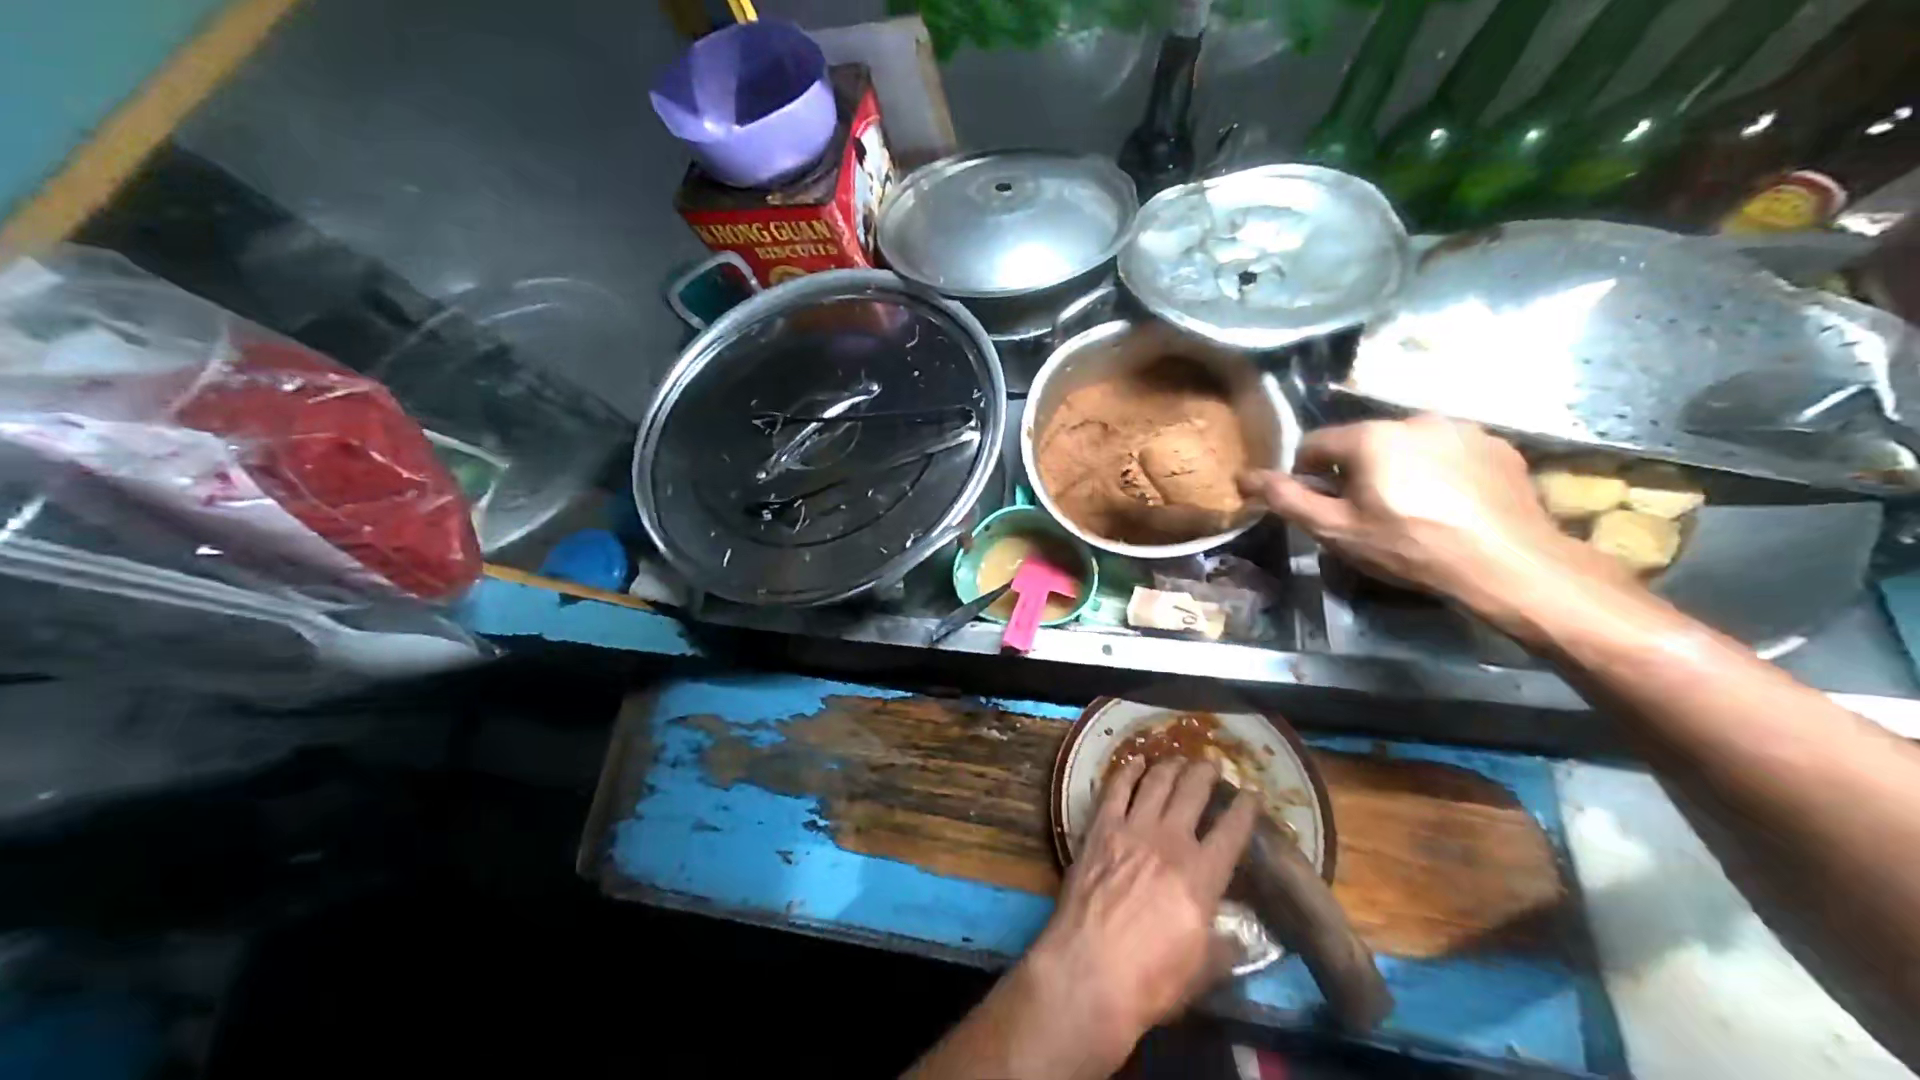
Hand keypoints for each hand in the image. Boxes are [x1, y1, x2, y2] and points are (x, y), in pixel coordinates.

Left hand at [1021, 759, 1257, 1062]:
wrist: (1089, 969)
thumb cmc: (1150, 978)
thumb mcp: (1202, 971)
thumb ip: (1223, 947)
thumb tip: (1238, 937)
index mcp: (1203, 876)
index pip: (1232, 832)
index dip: (1245, 810)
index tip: (1252, 794)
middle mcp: (1171, 841)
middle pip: (1193, 793)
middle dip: (1205, 774)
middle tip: (1212, 763)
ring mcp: (1132, 830)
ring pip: (1156, 783)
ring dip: (1170, 767)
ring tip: (1179, 758)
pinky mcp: (1099, 829)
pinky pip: (1115, 789)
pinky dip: (1127, 771)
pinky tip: (1134, 761)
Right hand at [1241, 415, 1626, 611]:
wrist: (1508, 564)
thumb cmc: (1410, 547)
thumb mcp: (1336, 530)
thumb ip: (1287, 499)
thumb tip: (1245, 476)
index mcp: (1371, 436)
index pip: (1315, 444)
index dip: (1308, 476)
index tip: (1322, 506)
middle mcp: (1415, 419)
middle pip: (1363, 443)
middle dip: (1355, 473)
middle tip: (1367, 515)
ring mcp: (1462, 429)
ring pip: (1407, 445)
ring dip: (1398, 469)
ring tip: (1413, 510)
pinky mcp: (1497, 445)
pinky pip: (1449, 452)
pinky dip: (1439, 471)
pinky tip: (1450, 505)